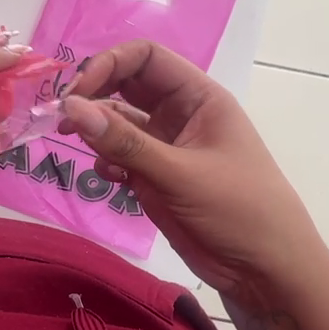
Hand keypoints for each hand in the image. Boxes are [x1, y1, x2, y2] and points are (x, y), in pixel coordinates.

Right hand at [60, 40, 328, 303]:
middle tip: (63, 120)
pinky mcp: (154, 177)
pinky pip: (119, 157)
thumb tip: (70, 107)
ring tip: (85, 152)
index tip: (77, 94)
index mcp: (198, 98)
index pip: (145, 58)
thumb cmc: (238, 210)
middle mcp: (179, 115)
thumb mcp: (179, 174)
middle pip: (126, 87)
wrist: (265, 271)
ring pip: (118, 125)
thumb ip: (123, 142)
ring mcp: (165, 147)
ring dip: (96, 134)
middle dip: (93, 98)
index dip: (108, 65)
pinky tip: (109, 179)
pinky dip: (106, 163)